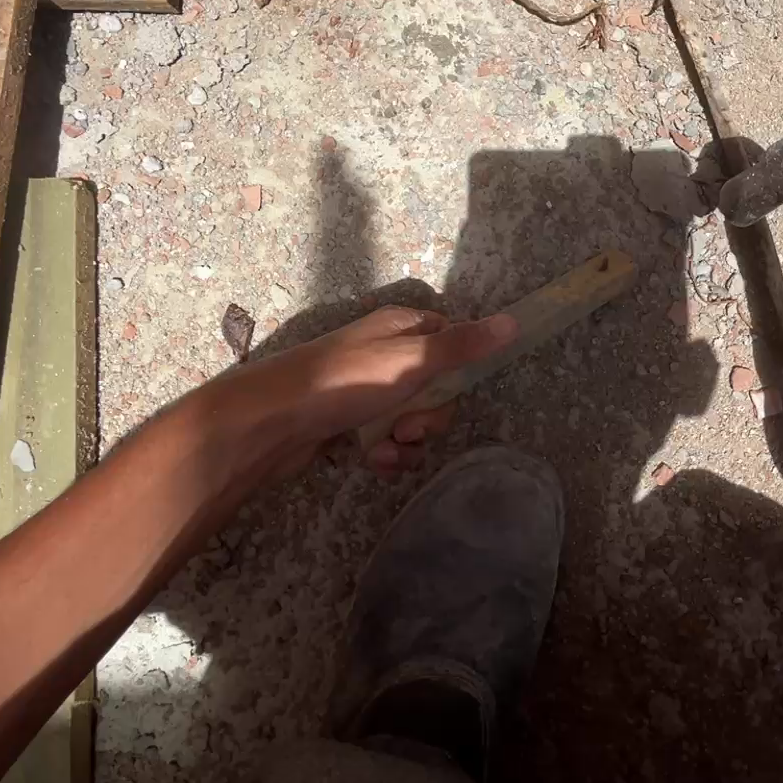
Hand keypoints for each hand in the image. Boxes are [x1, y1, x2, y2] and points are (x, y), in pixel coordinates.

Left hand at [190, 306, 518, 480]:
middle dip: (430, 415)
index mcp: (402, 327)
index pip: (453, 341)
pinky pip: (389, 439)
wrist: (269, 424)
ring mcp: (368, 390)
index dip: (458, 370)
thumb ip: (463, 345)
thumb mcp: (412, 360)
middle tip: (407, 426)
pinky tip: (370, 461)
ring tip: (383, 449)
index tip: (448, 389)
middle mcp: (387, 353)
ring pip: (415, 418)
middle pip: (438, 387)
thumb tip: (514, 321)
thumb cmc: (345, 381)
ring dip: (408, 441)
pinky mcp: (351, 423)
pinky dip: (387, 453)